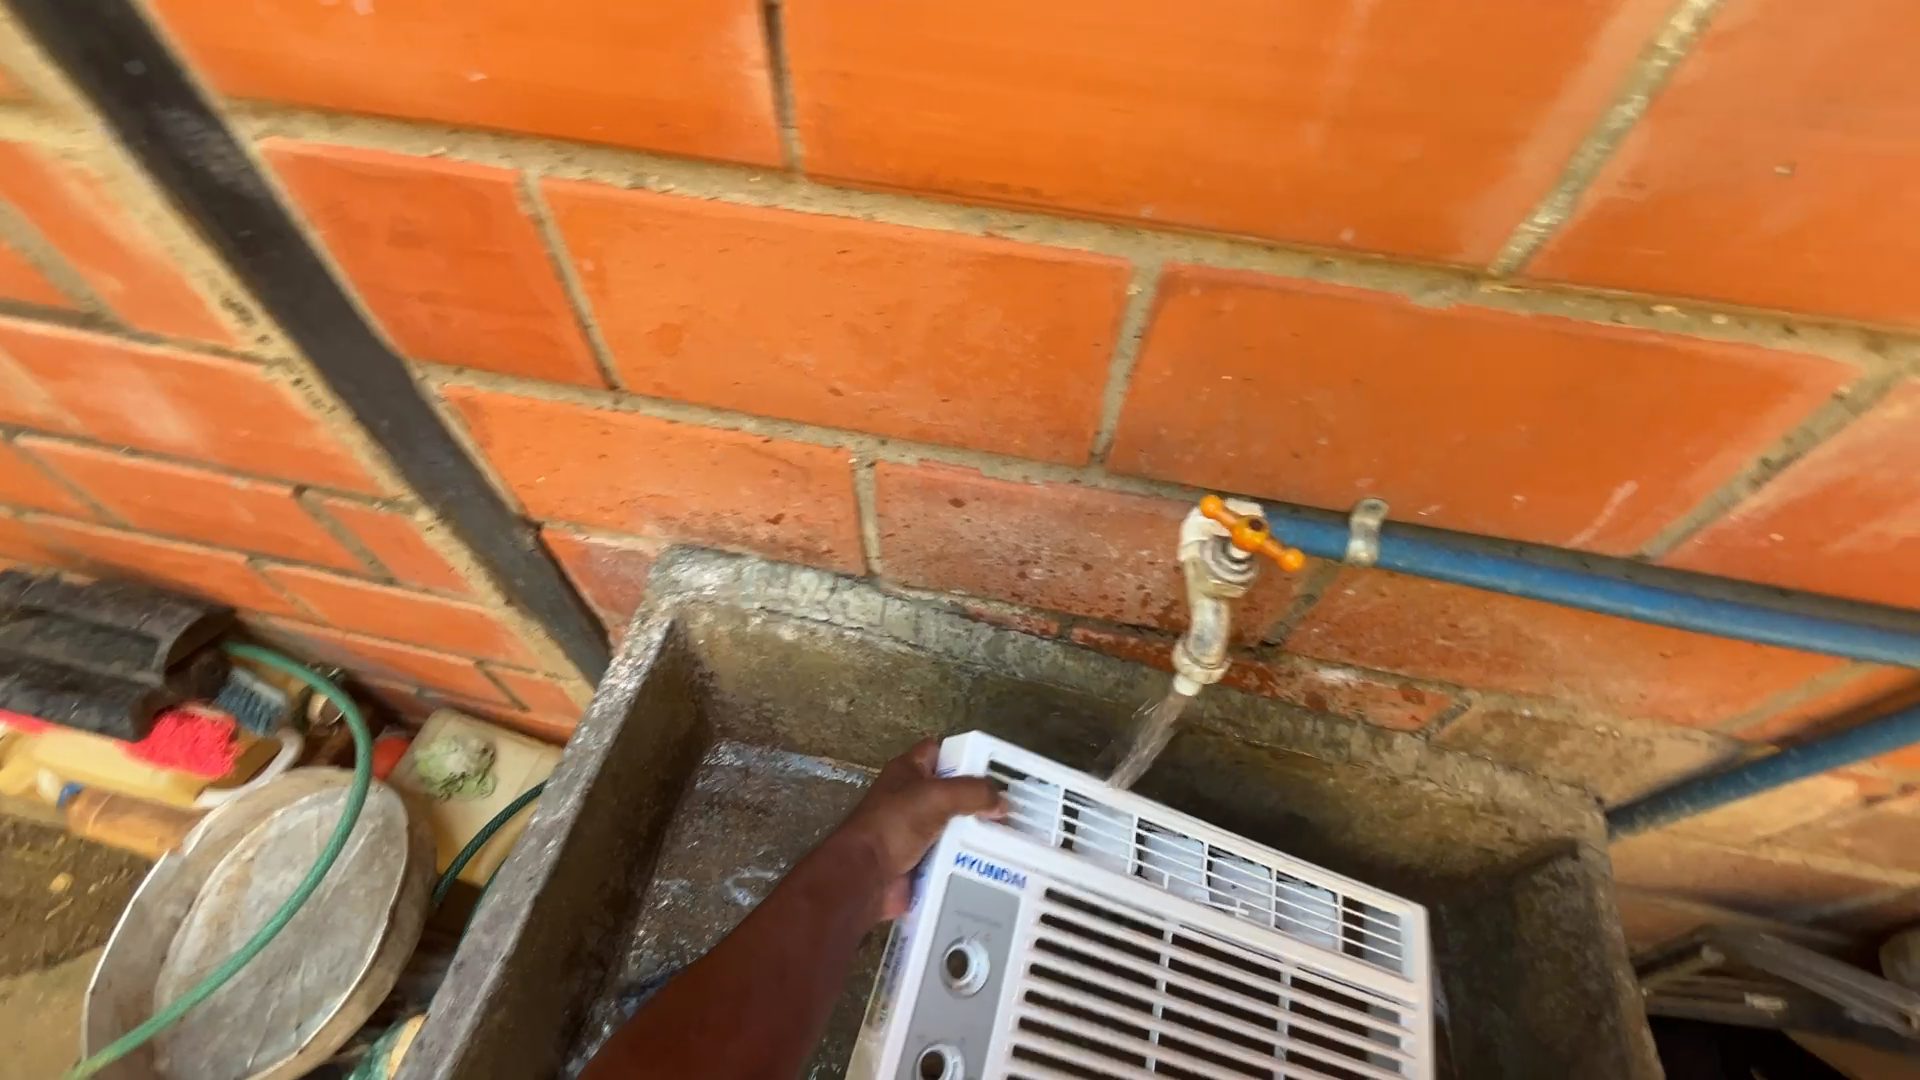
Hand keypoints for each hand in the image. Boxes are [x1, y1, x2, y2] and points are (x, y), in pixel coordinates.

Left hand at [836, 738, 1005, 920]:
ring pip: (956, 825)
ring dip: (978, 831)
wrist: (866, 877)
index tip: (994, 768)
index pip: (940, 751)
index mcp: (908, 771)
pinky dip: (969, 857)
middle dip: (979, 799)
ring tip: (1013, 836)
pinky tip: (996, 861)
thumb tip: (1002, 801)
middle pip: (953, 791)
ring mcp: (917, 830)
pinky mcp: (922, 859)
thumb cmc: (894, 824)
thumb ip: (972, 792)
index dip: (964, 754)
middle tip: (1011, 806)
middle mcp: (912, 797)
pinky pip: (952, 854)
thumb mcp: (936, 796)